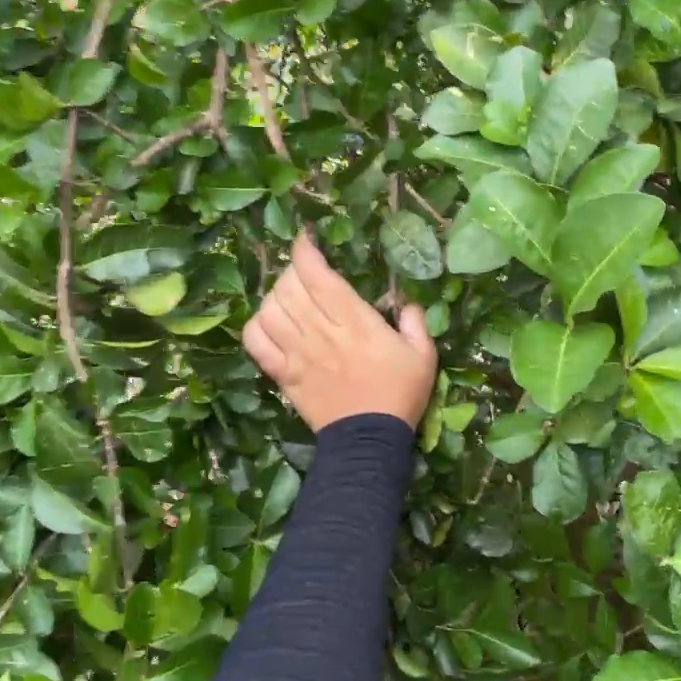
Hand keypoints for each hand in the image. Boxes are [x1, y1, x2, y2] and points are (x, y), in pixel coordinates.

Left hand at [242, 233, 438, 431]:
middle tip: (305, 274)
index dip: (305, 252)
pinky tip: (269, 324)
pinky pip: (256, 342)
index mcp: (356, 322)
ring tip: (288, 298)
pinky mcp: (283, 374)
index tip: (306, 240)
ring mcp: (298, 354)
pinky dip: (257, 326)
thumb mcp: (423, 357)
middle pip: (290, 287)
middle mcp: (322, 332)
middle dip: (292, 272)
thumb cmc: (399, 396)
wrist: (369, 441)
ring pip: (270, 310)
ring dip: (275, 296)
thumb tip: (409, 304)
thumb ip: (415, 325)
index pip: (319, 276)